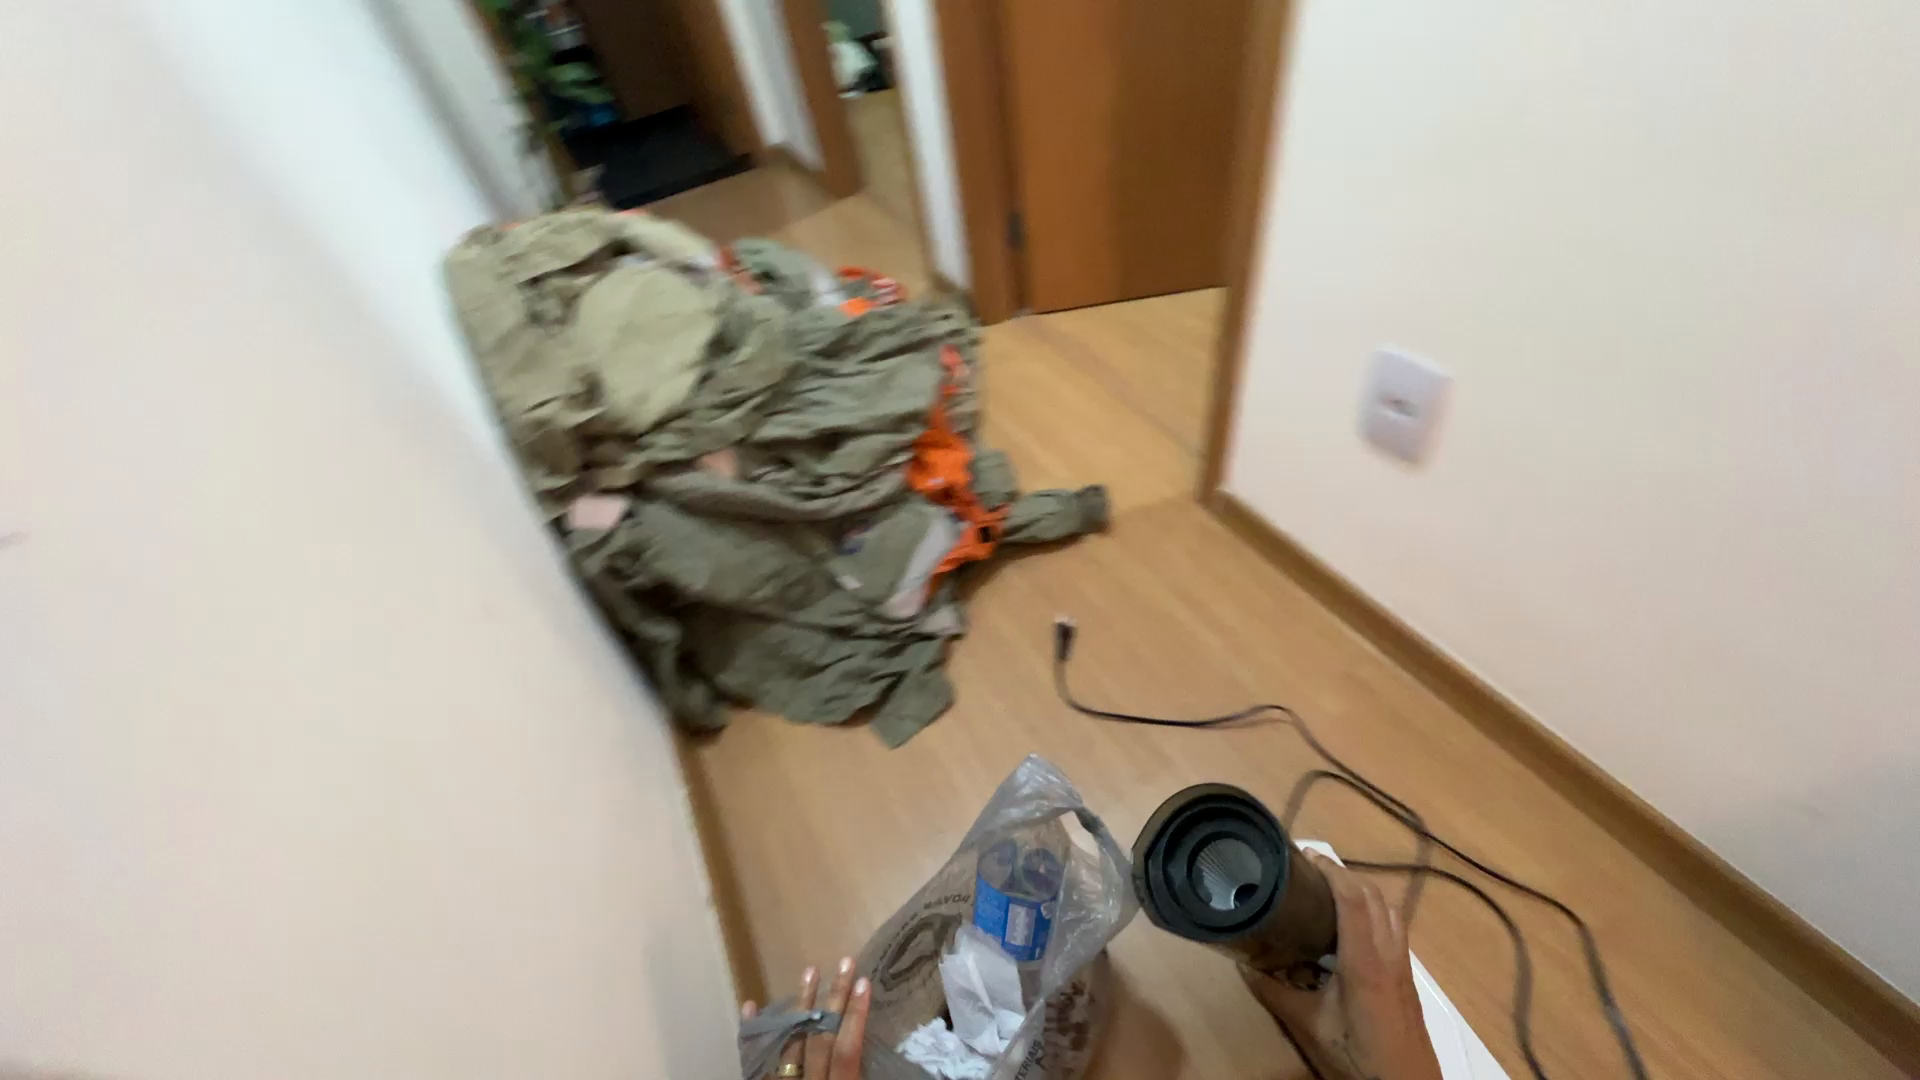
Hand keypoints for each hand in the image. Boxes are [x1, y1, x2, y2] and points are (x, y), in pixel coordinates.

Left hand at [741, 956, 871, 1079]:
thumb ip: (858, 1071)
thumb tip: (876, 1045)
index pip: (846, 1051)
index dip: (855, 1017)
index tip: (864, 982)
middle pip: (820, 1038)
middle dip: (834, 999)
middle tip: (845, 962)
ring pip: (790, 1042)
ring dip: (800, 1005)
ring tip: (811, 971)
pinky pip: (754, 1060)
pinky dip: (751, 1033)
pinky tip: (750, 1006)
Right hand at [1241, 853, 1443, 1079]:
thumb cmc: (1359, 1057)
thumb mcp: (1309, 1025)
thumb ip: (1274, 992)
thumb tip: (1241, 963)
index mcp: (1364, 961)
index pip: (1353, 898)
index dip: (1331, 869)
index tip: (1304, 856)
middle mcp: (1388, 955)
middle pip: (1374, 895)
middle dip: (1344, 873)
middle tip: (1311, 869)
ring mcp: (1403, 966)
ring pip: (1390, 909)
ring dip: (1362, 890)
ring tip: (1331, 889)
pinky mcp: (1407, 978)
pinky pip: (1394, 927)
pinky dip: (1373, 910)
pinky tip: (1351, 925)